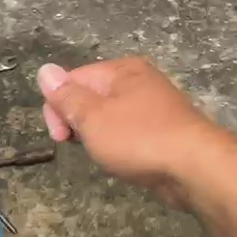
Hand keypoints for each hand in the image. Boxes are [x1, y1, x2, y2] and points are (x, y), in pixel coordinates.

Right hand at [39, 57, 235, 209]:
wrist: (192, 166)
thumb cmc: (137, 138)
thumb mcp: (91, 116)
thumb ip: (66, 95)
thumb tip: (44, 70)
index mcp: (120, 71)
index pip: (70, 81)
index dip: (57, 108)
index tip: (60, 136)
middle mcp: (137, 80)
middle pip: (86, 96)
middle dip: (74, 122)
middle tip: (76, 145)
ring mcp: (150, 104)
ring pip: (103, 116)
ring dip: (93, 135)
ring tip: (101, 152)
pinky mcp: (158, 127)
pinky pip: (123, 129)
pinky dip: (113, 142)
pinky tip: (118, 157)